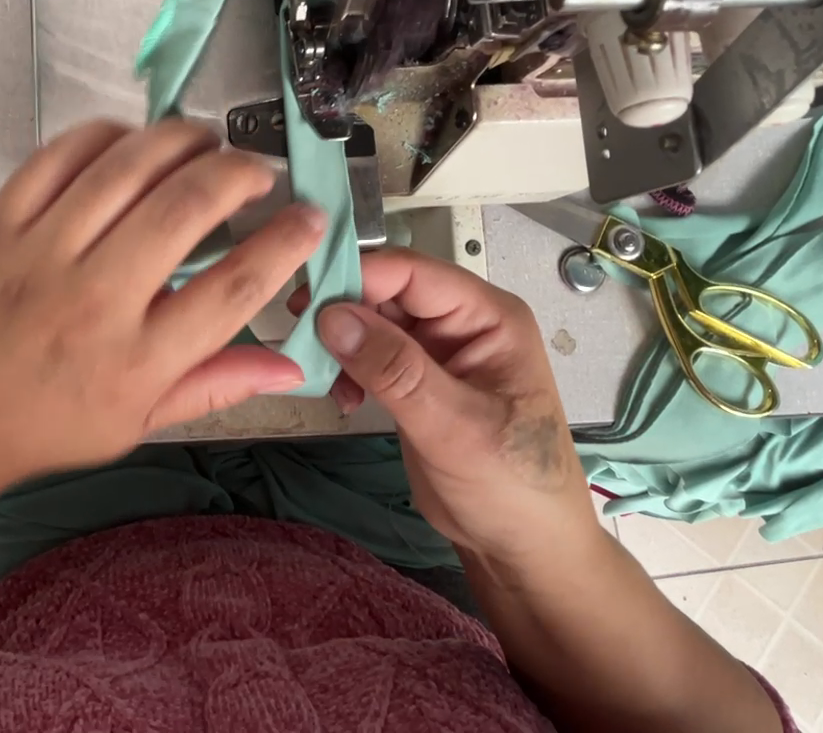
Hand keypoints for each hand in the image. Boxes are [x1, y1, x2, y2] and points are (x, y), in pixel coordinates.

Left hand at [0, 119, 324, 505]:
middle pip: (187, 208)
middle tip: (257, 170)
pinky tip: (132, 142)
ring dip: (181, 140)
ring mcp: (40, 254)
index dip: (286, 243)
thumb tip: (292, 363)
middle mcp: (93, 299)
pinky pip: (61, 155)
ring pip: (128, 167)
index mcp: (136, 359)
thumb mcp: (140, 421)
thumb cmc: (51, 424)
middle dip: (239, 173)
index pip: (235, 287)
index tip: (309, 217)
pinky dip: (107, 135)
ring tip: (205, 141)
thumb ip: (217, 384)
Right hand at [291, 248, 600, 561]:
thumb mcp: (454, 427)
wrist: (522, 549)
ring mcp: (436, 350)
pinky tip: (344, 399)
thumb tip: (331, 316)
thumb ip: (394, 369)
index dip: (357, 277)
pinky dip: (347, 368)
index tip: (305, 301)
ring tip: (325, 380)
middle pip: (386, 291)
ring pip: (371, 321)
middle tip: (300, 340)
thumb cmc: (510, 487)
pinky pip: (369, 353)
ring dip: (341, 343)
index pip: (411, 273)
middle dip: (342, 311)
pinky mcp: (414, 378)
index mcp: (486, 316)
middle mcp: (460, 321)